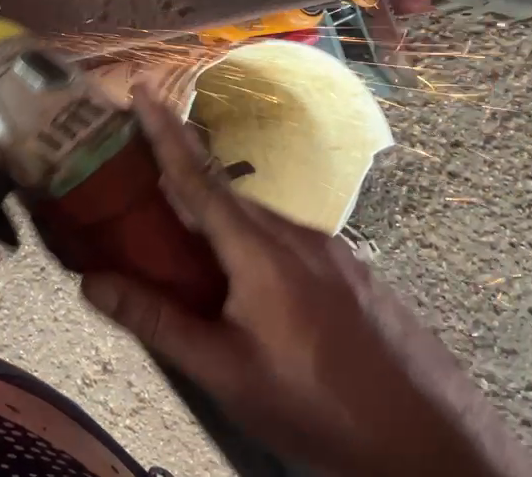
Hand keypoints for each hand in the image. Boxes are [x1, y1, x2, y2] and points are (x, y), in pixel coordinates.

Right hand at [81, 84, 531, 476]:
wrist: (442, 454)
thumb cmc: (322, 409)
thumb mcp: (225, 373)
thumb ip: (156, 321)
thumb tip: (88, 281)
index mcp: (261, 253)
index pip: (198, 178)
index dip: (163, 133)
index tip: (141, 90)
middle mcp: (299, 239)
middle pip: (224, 194)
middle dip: (178, 175)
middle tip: (135, 172)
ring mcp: (335, 255)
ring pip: (256, 219)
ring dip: (213, 215)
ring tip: (182, 237)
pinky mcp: (358, 277)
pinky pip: (286, 240)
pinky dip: (248, 239)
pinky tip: (242, 279)